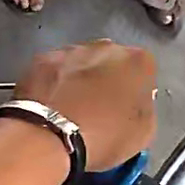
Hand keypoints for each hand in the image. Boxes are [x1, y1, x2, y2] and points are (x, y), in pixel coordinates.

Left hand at [15, 40, 156, 170]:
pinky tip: (49, 106)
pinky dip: (52, 84)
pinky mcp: (40, 60)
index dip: (135, 92)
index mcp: (138, 62)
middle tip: (97, 111)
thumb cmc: (102, 136)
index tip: (126, 110)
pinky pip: (52, 71)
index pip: (144, 72)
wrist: (49, 136)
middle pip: (110, 62)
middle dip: (105, 81)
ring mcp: (69, 51)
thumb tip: (135, 103)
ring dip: (77, 81)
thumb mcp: (143, 133)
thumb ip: (144, 107)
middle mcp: (105, 47)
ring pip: (79, 63)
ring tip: (69, 111)